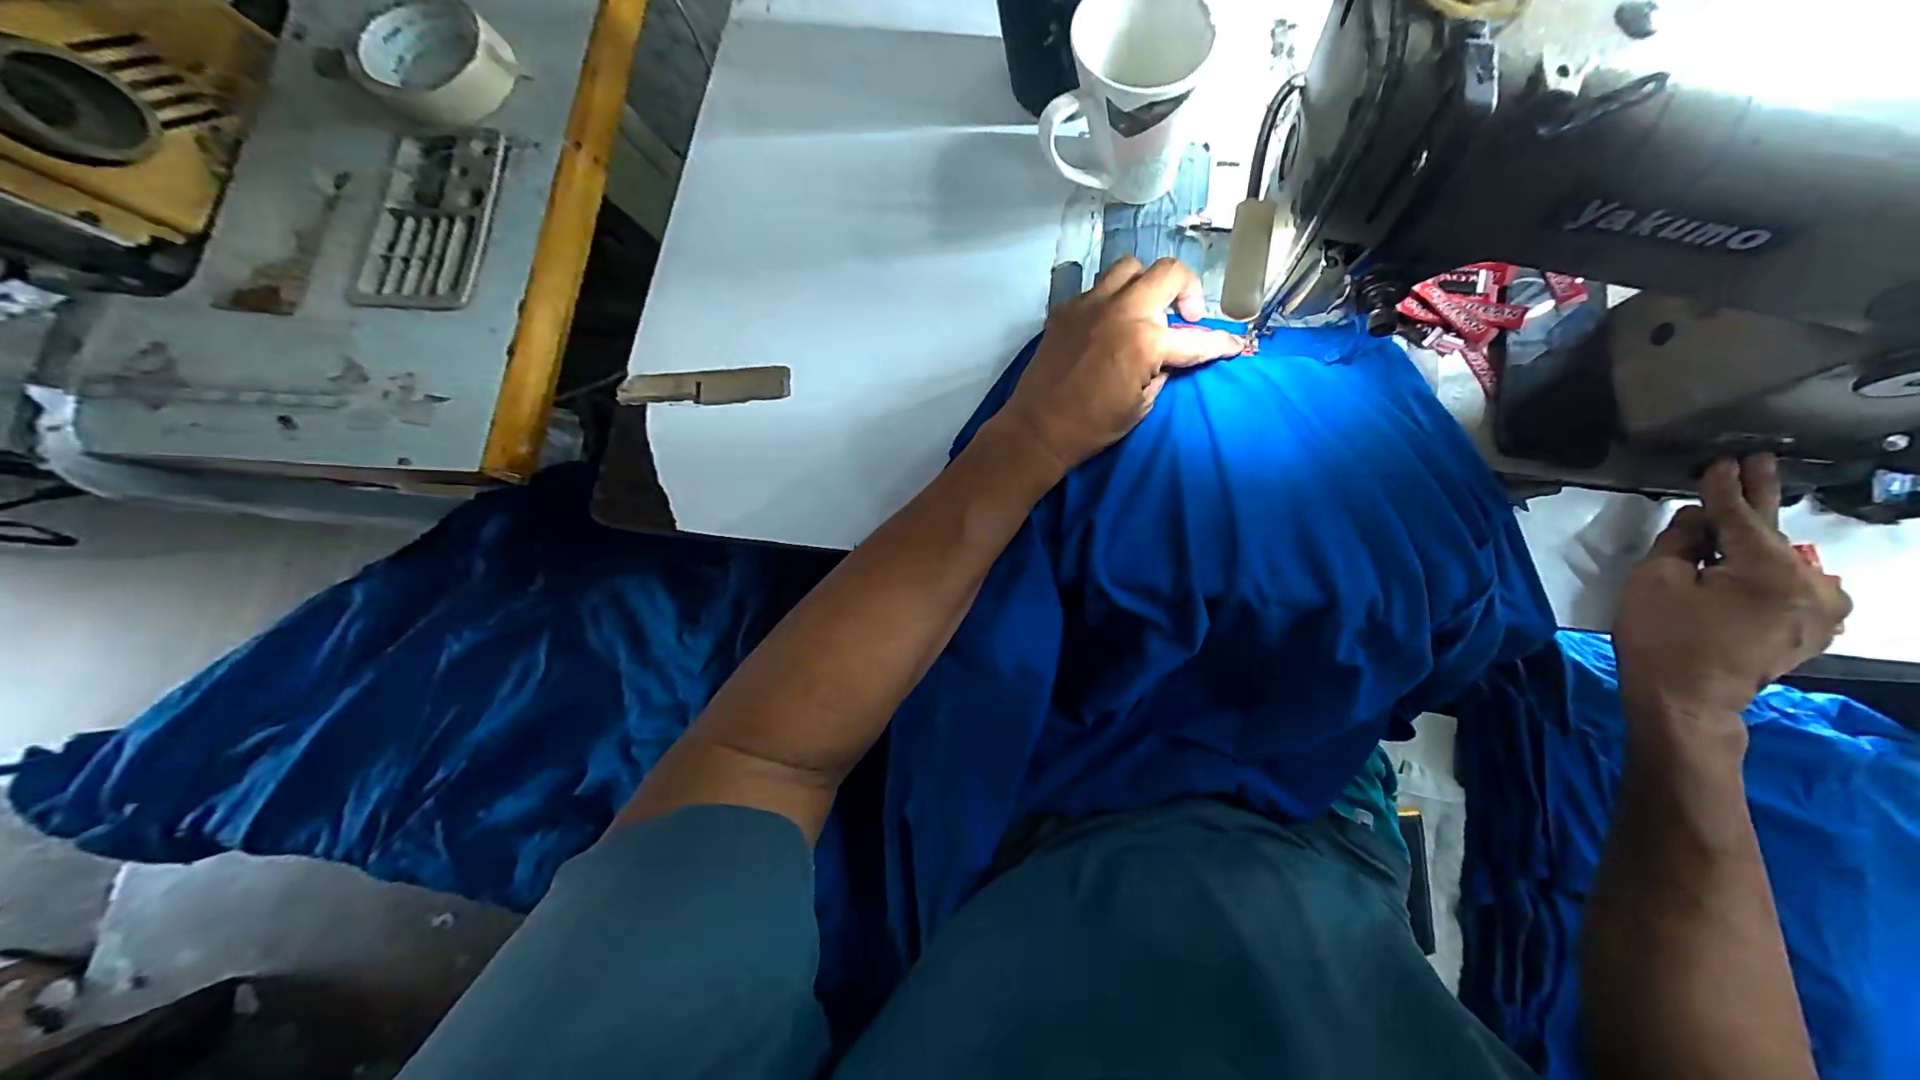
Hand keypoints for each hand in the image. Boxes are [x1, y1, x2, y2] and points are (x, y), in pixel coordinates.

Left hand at [989, 257, 1245, 475]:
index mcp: (1145, 341)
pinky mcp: (1065, 310)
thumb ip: (1162, 370)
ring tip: (1144, 311)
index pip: (1196, 337)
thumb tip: (1168, 355)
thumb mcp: (1141, 405)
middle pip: (1169, 272)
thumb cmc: (1092, 427)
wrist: (1037, 430)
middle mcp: (1120, 311)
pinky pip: (1097, 288)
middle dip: (1187, 290)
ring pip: (1130, 268)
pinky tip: (1108, 325)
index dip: (1220, 343)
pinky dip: (1111, 300)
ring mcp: (1089, 305)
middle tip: (1184, 317)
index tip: (1234, 344)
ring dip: (1145, 284)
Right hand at [1614, 455, 1850, 747]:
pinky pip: (1789, 585)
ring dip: (1754, 542)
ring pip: (1780, 562)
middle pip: (1773, 534)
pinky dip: (1765, 570)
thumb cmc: (1661, 637)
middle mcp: (1813, 584)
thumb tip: (1695, 518)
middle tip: (1758, 463)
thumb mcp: (1654, 581)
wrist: (1685, 700)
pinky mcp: (1812, 627)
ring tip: (1731, 522)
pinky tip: (1742, 564)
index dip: (1724, 489)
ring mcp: (1821, 609)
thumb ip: (1679, 542)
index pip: (1741, 517)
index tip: (1722, 462)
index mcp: (1772, 569)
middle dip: (1758, 499)